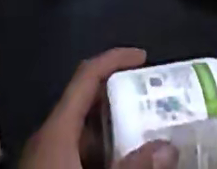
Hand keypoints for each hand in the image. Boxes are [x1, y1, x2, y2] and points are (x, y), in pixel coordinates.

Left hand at [22, 48, 178, 168]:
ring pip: (85, 134)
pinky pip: (79, 156)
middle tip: (154, 99)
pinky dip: (104, 155)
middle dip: (121, 98)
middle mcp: (50, 137)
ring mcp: (47, 161)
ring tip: (148, 134)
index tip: (144, 58)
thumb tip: (169, 148)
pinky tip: (126, 163)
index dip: (115, 59)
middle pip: (87, 104)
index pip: (86, 75)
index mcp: (57, 128)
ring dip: (115, 130)